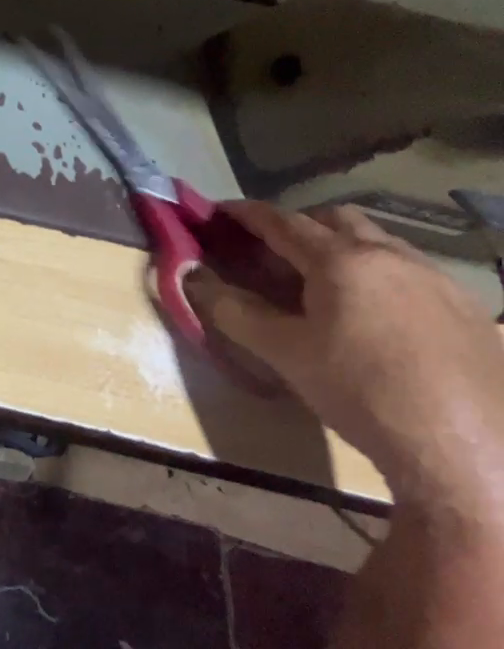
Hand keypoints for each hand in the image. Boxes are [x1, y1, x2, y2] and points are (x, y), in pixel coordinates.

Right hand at [197, 202, 503, 507]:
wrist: (470, 451)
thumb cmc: (360, 391)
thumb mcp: (280, 351)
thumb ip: (230, 308)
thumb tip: (192, 277)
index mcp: (344, 261)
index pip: (283, 221)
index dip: (245, 214)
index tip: (218, 212)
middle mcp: (396, 258)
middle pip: (339, 220)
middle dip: (299, 225)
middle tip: (269, 252)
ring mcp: (442, 283)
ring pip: (382, 245)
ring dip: (342, 251)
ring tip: (320, 286)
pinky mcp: (471, 313)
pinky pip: (413, 274)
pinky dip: (379, 277)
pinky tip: (373, 317)